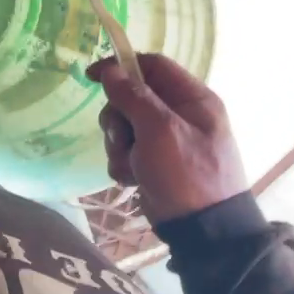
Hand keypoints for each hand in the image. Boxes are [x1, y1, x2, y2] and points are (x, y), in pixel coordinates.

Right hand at [87, 54, 248, 224]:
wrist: (202, 228)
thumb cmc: (186, 173)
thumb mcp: (159, 130)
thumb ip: (133, 97)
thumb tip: (110, 70)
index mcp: (192, 99)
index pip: (152, 65)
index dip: (121, 66)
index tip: (92, 77)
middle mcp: (179, 114)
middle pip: (131, 97)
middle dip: (118, 119)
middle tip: (122, 138)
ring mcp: (166, 138)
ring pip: (123, 125)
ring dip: (118, 145)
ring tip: (131, 164)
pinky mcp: (154, 160)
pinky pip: (126, 149)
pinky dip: (123, 162)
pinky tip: (133, 177)